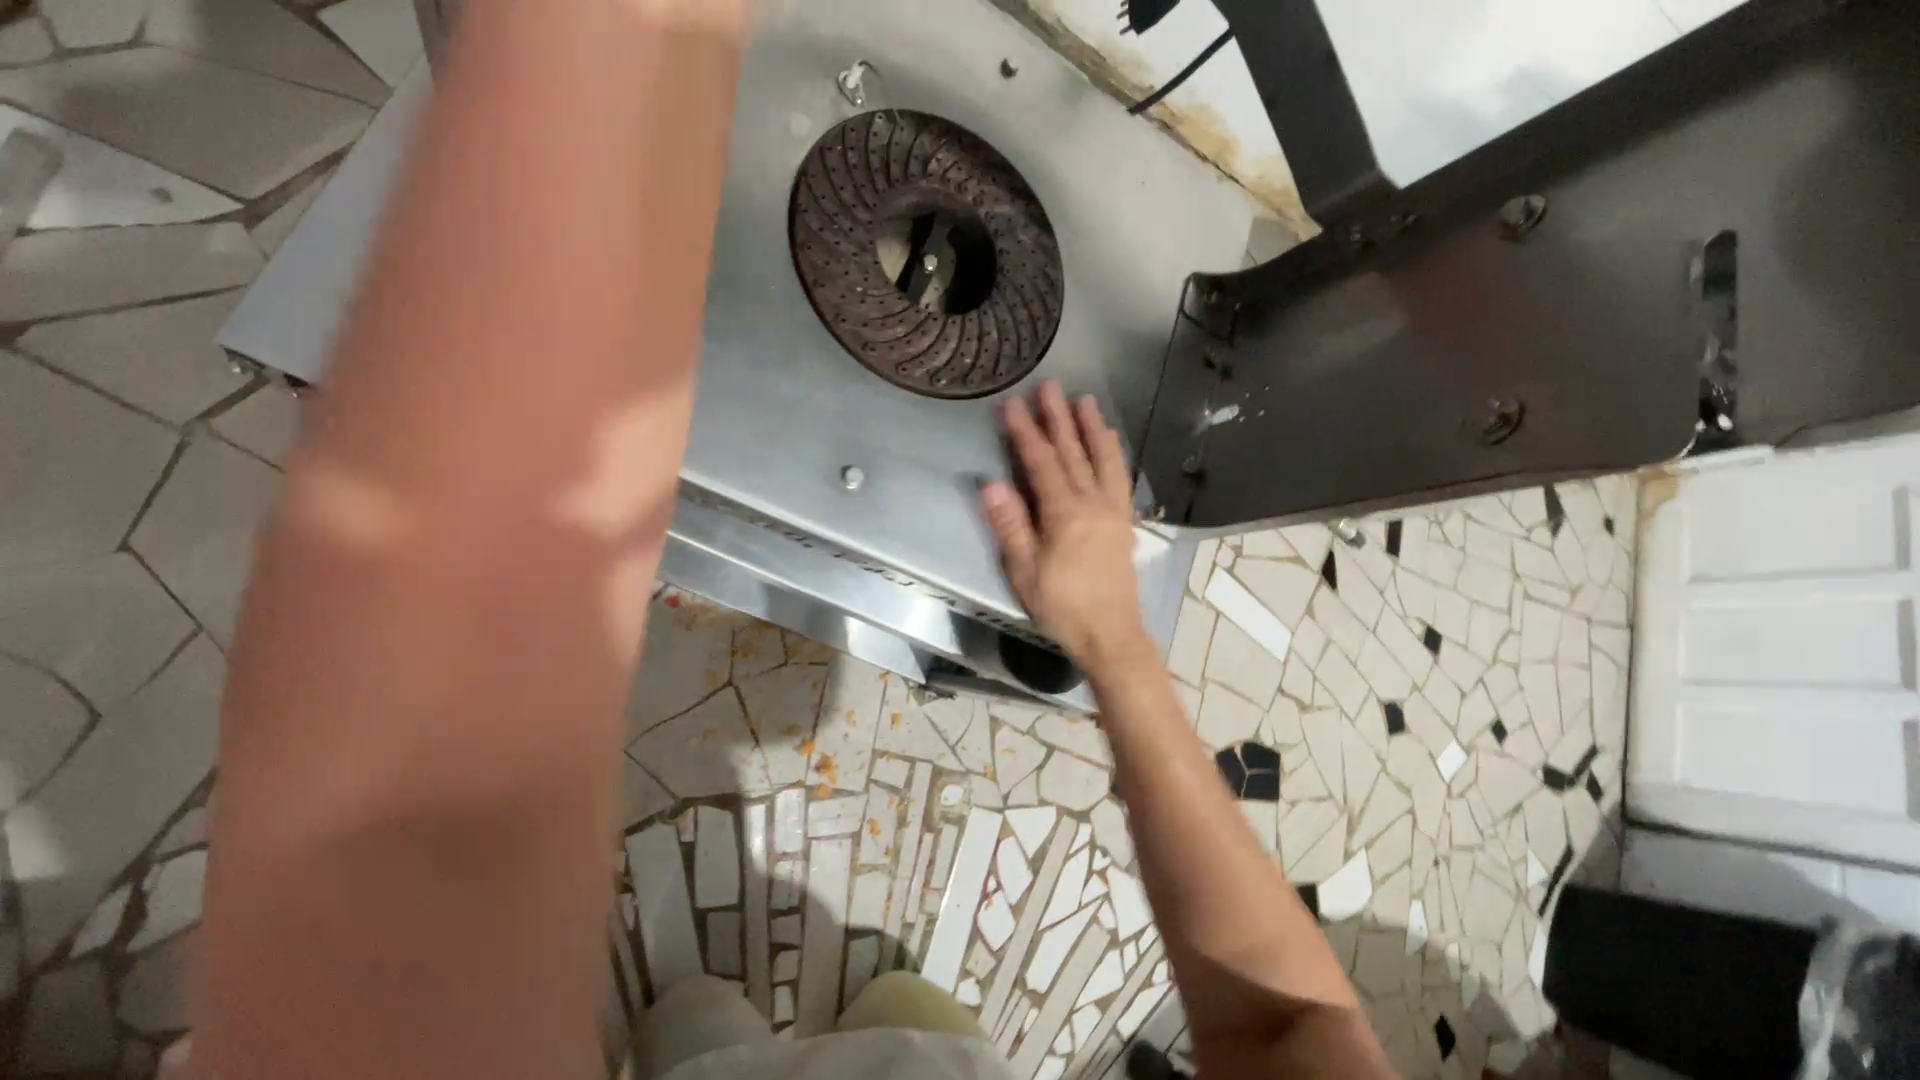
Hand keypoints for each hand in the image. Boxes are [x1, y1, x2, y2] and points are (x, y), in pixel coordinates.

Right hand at [981, 382, 1149, 670]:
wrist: (1111, 635)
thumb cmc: (1063, 607)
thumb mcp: (1025, 572)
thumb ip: (1011, 526)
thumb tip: (991, 486)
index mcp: (1066, 514)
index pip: (1041, 464)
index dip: (1025, 433)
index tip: (1012, 405)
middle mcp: (1094, 504)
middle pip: (1074, 453)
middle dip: (1058, 418)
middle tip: (1049, 386)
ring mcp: (1113, 512)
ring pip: (1104, 460)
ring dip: (1092, 428)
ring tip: (1085, 402)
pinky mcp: (1124, 523)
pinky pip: (1120, 478)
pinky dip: (1113, 455)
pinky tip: (1110, 445)